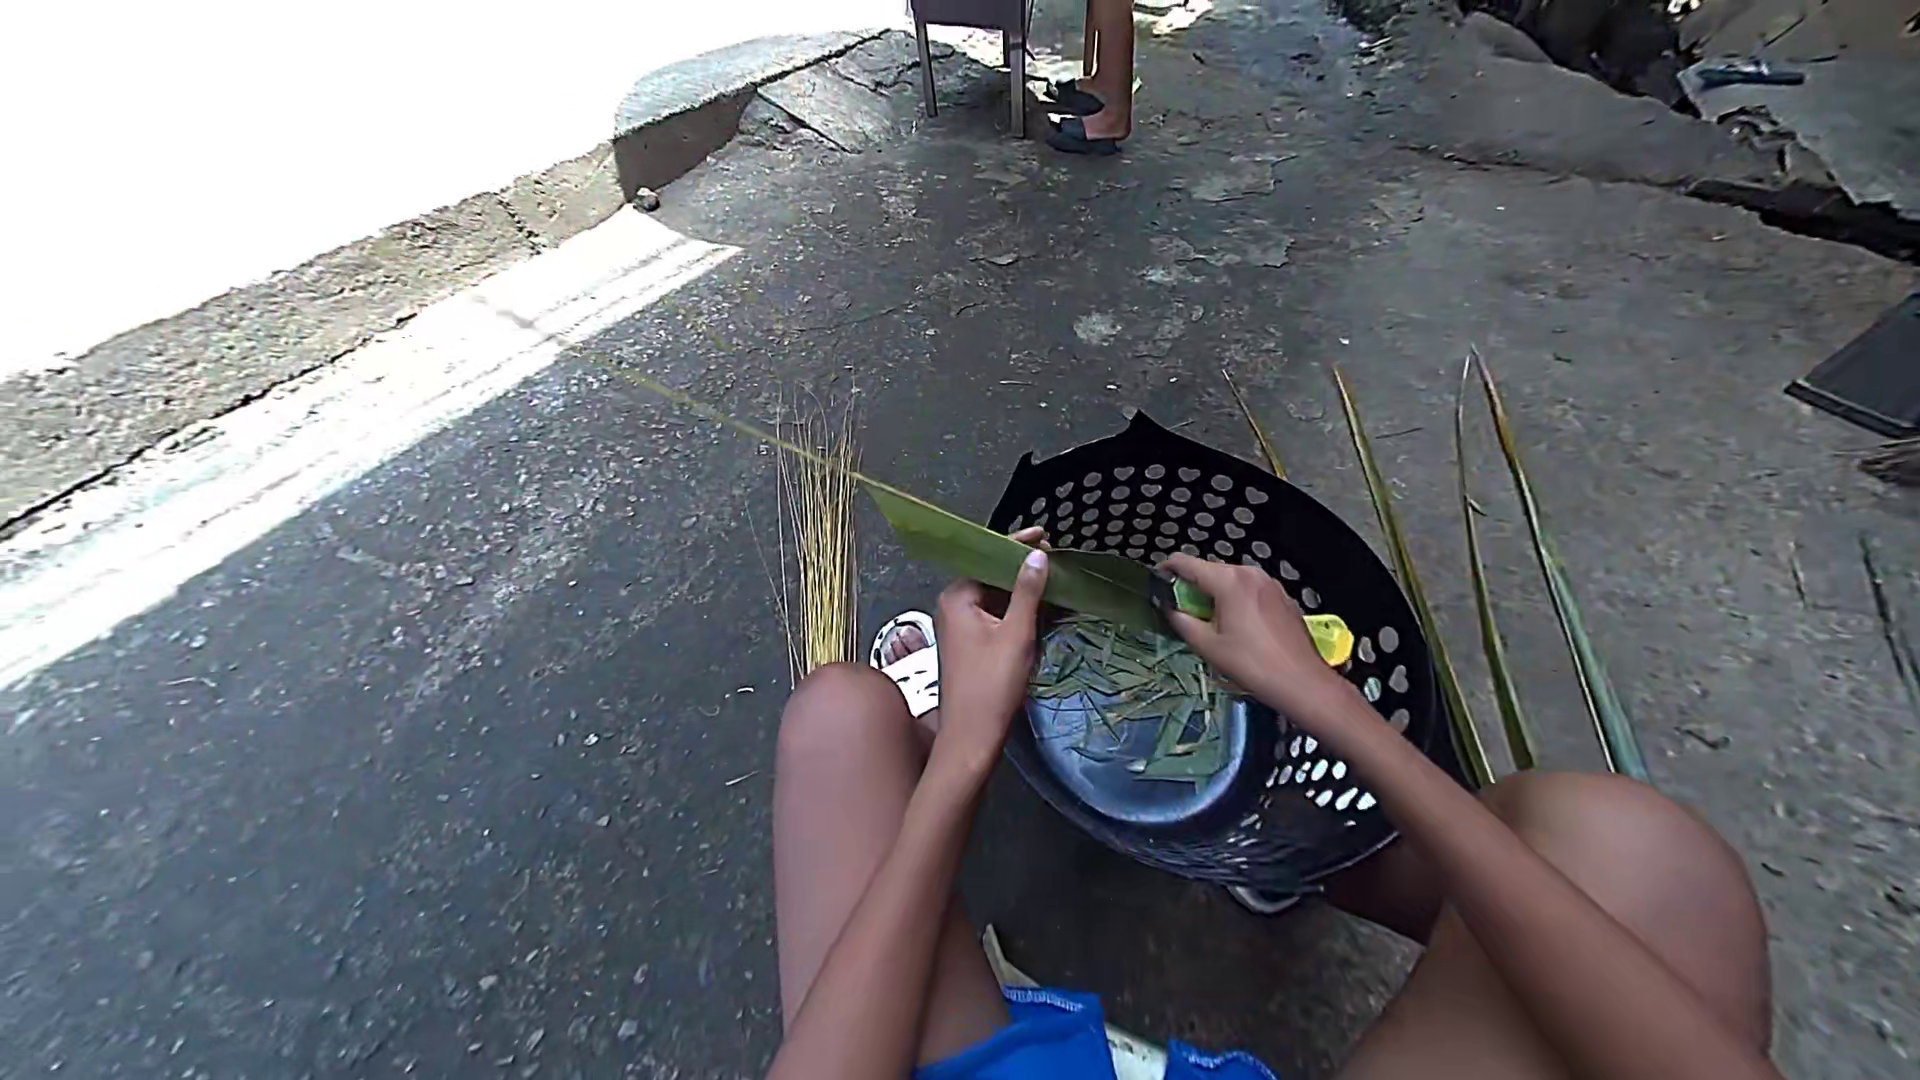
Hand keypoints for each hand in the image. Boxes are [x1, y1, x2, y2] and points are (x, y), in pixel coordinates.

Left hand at [930, 546, 1048, 777]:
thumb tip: (1037, 555)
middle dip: (1023, 570)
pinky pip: (996, 616)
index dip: (1016, 545)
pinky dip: (1018, 612)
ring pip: (996, 598)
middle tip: (1056, 560)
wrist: (972, 736)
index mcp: (957, 597)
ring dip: (1024, 592)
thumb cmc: (992, 683)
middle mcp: (953, 606)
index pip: (988, 559)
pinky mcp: (970, 643)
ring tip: (1056, 581)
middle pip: (992, 577)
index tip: (1044, 535)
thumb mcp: (1016, 633)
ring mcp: (960, 625)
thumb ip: (1028, 591)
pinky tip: (1043, 609)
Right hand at [1161, 554, 1356, 726]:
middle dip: (1191, 587)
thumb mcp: (1206, 645)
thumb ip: (1180, 620)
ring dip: (1212, 594)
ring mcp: (1269, 583)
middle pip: (1208, 570)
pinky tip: (1236, 626)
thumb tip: (1168, 607)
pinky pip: (1247, 589)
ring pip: (1228, 580)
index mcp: (1228, 580)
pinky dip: (1234, 600)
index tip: (1157, 586)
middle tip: (1182, 612)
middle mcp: (1249, 573)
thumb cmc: (1252, 665)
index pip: (1185, 562)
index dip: (1166, 570)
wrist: (1303, 683)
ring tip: (1209, 622)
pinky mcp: (1281, 596)